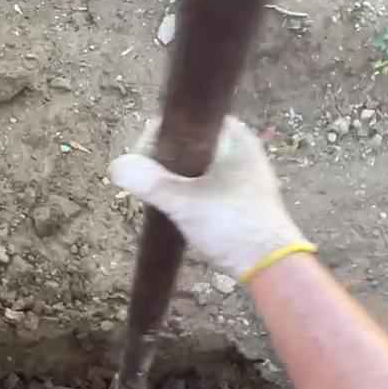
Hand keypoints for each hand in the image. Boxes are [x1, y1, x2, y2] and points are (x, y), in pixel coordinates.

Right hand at [108, 116, 309, 279]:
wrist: (271, 267)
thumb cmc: (231, 226)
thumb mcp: (183, 202)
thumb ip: (149, 182)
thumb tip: (116, 166)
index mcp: (233, 135)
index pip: (182, 121)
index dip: (156, 140)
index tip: (144, 167)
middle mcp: (241, 147)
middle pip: (186, 144)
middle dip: (164, 164)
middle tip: (151, 188)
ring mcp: (243, 172)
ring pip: (194, 166)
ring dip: (175, 181)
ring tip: (163, 202)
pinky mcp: (242, 195)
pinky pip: (204, 183)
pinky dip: (189, 193)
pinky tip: (181, 212)